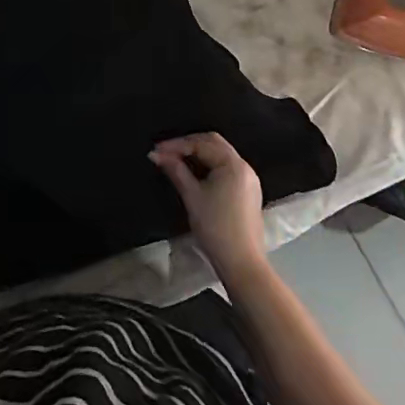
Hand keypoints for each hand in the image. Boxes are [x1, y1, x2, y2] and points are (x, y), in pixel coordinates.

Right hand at [149, 133, 266, 281]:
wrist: (241, 262)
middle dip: (188, 144)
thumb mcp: (192, 196)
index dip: (176, 145)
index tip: (156, 150)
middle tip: (166, 151)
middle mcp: (244, 166)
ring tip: (176, 160)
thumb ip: (175, 170)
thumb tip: (156, 154)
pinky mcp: (248, 191)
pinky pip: (227, 167)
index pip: (201, 144)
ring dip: (199, 154)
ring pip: (220, 154)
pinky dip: (209, 164)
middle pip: (213, 143)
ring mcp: (249, 179)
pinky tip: (194, 173)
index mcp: (232, 164)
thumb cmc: (215, 227)